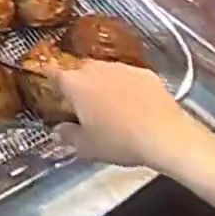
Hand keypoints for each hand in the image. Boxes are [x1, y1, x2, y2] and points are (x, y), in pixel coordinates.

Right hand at [49, 59, 214, 173]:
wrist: (168, 138)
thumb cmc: (121, 141)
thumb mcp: (87, 147)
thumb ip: (67, 136)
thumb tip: (58, 131)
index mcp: (73, 83)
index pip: (50, 72)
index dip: (46, 75)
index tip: (46, 81)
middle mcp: (93, 69)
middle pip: (79, 71)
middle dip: (79, 84)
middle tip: (86, 105)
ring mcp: (120, 68)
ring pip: (104, 72)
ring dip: (104, 84)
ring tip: (114, 107)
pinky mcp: (145, 73)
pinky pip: (129, 77)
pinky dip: (128, 87)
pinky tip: (137, 105)